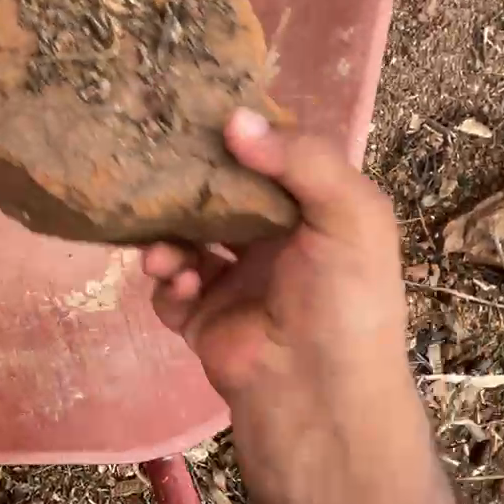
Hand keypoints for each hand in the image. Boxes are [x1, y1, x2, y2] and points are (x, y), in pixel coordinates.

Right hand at [141, 110, 407, 404]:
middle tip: (155, 179)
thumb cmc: (344, 295)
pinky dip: (167, 283)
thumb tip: (233, 118)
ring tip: (164, 254)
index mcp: (307, 216)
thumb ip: (300, 161)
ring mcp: (227, 282)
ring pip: (181, 244)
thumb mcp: (349, 215)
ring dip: (167, 242)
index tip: (195, 122)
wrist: (313, 385)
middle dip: (185, 195)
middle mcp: (264, 245)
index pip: (264, 168)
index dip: (235, 145)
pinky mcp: (196, 316)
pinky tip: (182, 285)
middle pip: (212, 204)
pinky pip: (168, 289)